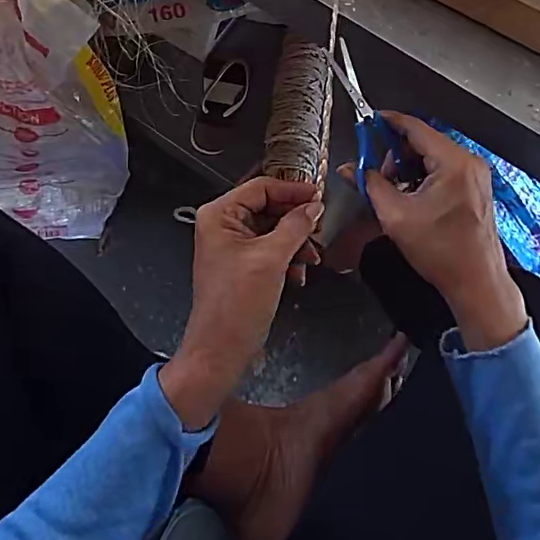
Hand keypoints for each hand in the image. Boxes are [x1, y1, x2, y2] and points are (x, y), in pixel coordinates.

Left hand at [160, 177, 322, 428]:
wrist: (220, 353)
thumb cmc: (236, 305)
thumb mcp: (271, 259)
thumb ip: (296, 226)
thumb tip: (315, 207)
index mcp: (219, 214)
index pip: (261, 187)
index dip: (292, 190)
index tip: (318, 194)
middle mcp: (222, 224)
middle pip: (267, 206)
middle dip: (295, 219)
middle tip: (319, 224)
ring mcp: (231, 245)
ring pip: (272, 228)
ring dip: (295, 240)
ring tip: (312, 256)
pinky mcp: (241, 264)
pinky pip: (269, 248)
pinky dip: (287, 257)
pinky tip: (300, 273)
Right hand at [361, 113, 525, 351]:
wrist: (476, 283)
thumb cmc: (447, 255)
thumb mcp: (396, 216)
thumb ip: (370, 185)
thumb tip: (353, 170)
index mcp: (454, 164)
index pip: (415, 127)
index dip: (388, 122)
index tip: (370, 121)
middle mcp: (469, 164)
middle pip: (422, 140)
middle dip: (394, 153)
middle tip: (374, 168)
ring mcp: (474, 175)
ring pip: (431, 155)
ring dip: (407, 166)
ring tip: (392, 189)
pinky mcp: (474, 187)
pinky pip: (442, 168)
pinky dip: (422, 175)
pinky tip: (408, 195)